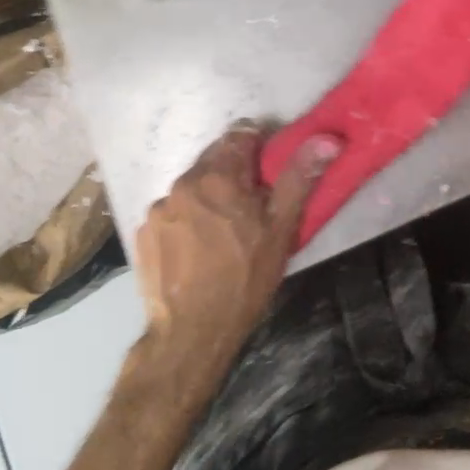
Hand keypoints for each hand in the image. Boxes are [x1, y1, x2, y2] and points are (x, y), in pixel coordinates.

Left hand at [134, 123, 339, 371]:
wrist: (191, 334)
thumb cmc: (244, 278)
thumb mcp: (281, 229)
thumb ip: (300, 177)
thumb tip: (326, 138)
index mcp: (218, 175)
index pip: (240, 135)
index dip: (259, 147)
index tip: (270, 172)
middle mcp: (182, 183)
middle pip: (214, 161)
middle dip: (234, 175)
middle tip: (252, 207)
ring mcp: (158, 210)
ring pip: (192, 189)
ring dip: (209, 198)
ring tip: (224, 232)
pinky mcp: (143, 235)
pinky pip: (172, 214)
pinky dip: (186, 222)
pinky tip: (198, 250)